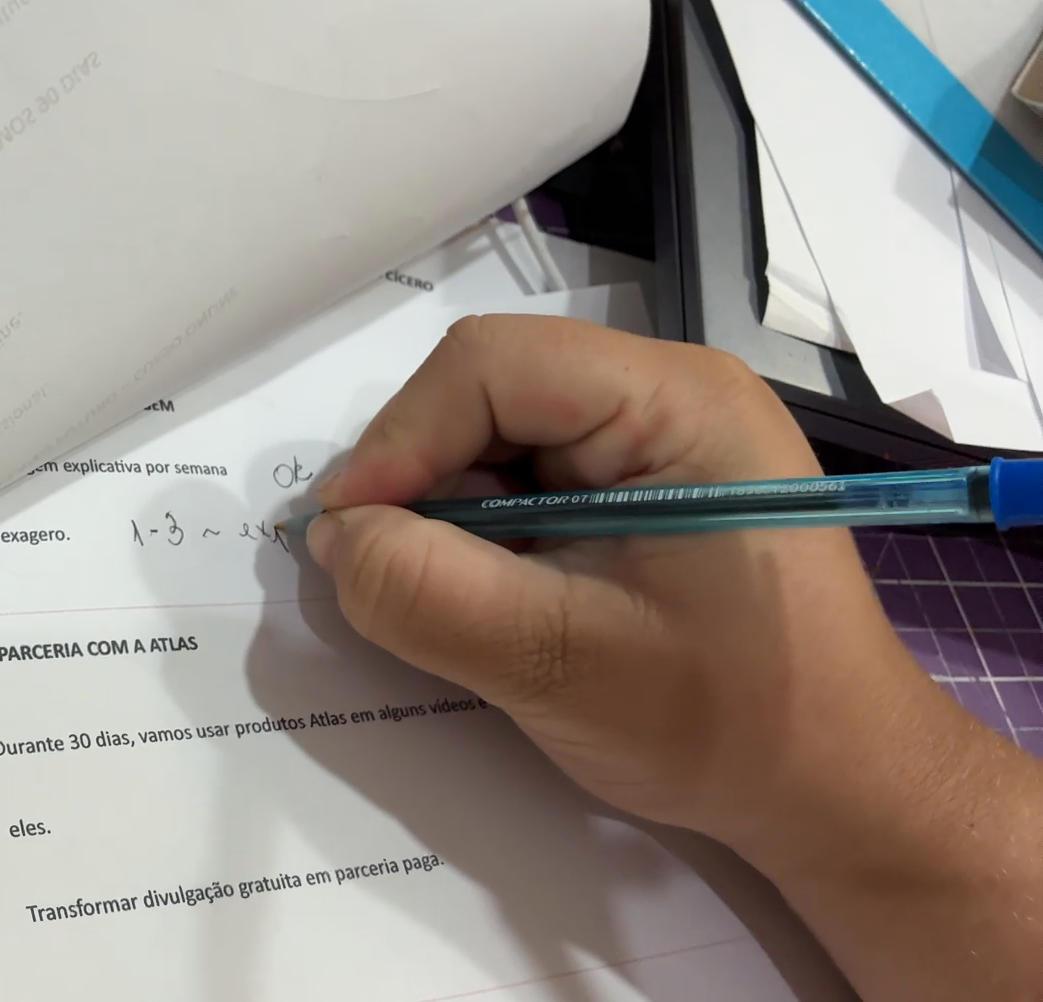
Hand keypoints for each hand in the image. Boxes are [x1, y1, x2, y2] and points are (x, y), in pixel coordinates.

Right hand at [306, 314, 1042, 1000]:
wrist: (824, 788)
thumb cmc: (724, 725)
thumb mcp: (558, 665)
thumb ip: (426, 593)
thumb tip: (328, 535)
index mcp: (672, 403)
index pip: (488, 366)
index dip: (400, 438)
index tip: (351, 531)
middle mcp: (646, 394)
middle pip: (470, 393)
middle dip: (411, 479)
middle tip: (388, 568)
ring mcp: (624, 435)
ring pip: (467, 435)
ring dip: (428, 509)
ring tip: (443, 589)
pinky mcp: (600, 480)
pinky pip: (486, 475)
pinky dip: (451, 529)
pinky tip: (476, 586)